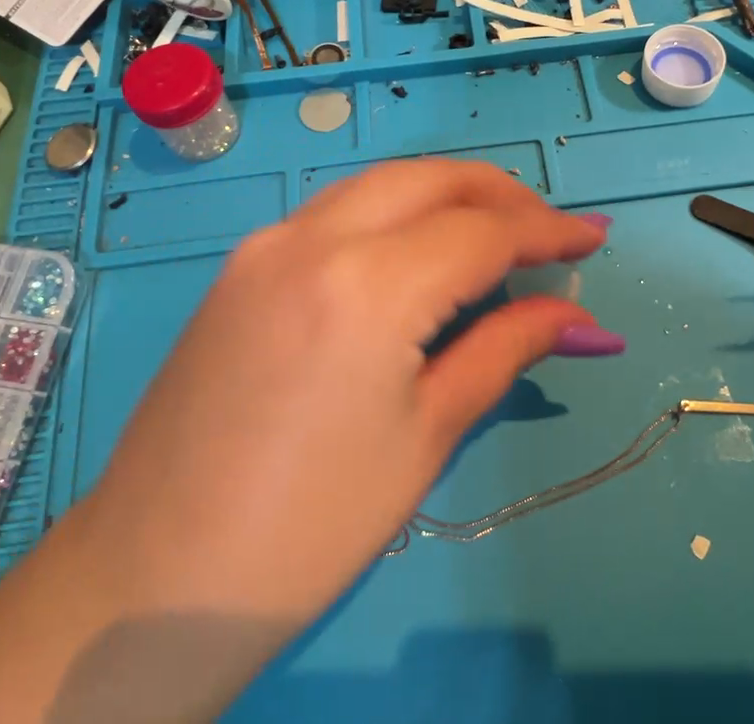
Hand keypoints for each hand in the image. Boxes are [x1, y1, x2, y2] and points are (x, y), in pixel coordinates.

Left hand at [0, 161, 620, 722]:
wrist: (159, 574)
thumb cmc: (313, 524)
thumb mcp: (427, 433)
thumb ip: (505, 350)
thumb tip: (583, 321)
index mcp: (367, 284)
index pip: (480, 232)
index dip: (546, 232)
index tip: (594, 239)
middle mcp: (310, 239)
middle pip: (428, 180)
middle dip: (499, 194)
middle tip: (550, 231)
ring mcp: (263, 247)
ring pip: (376, 187)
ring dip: (444, 195)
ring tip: (496, 234)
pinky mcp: (238, 269)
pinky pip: (333, 214)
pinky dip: (392, 215)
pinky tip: (418, 254)